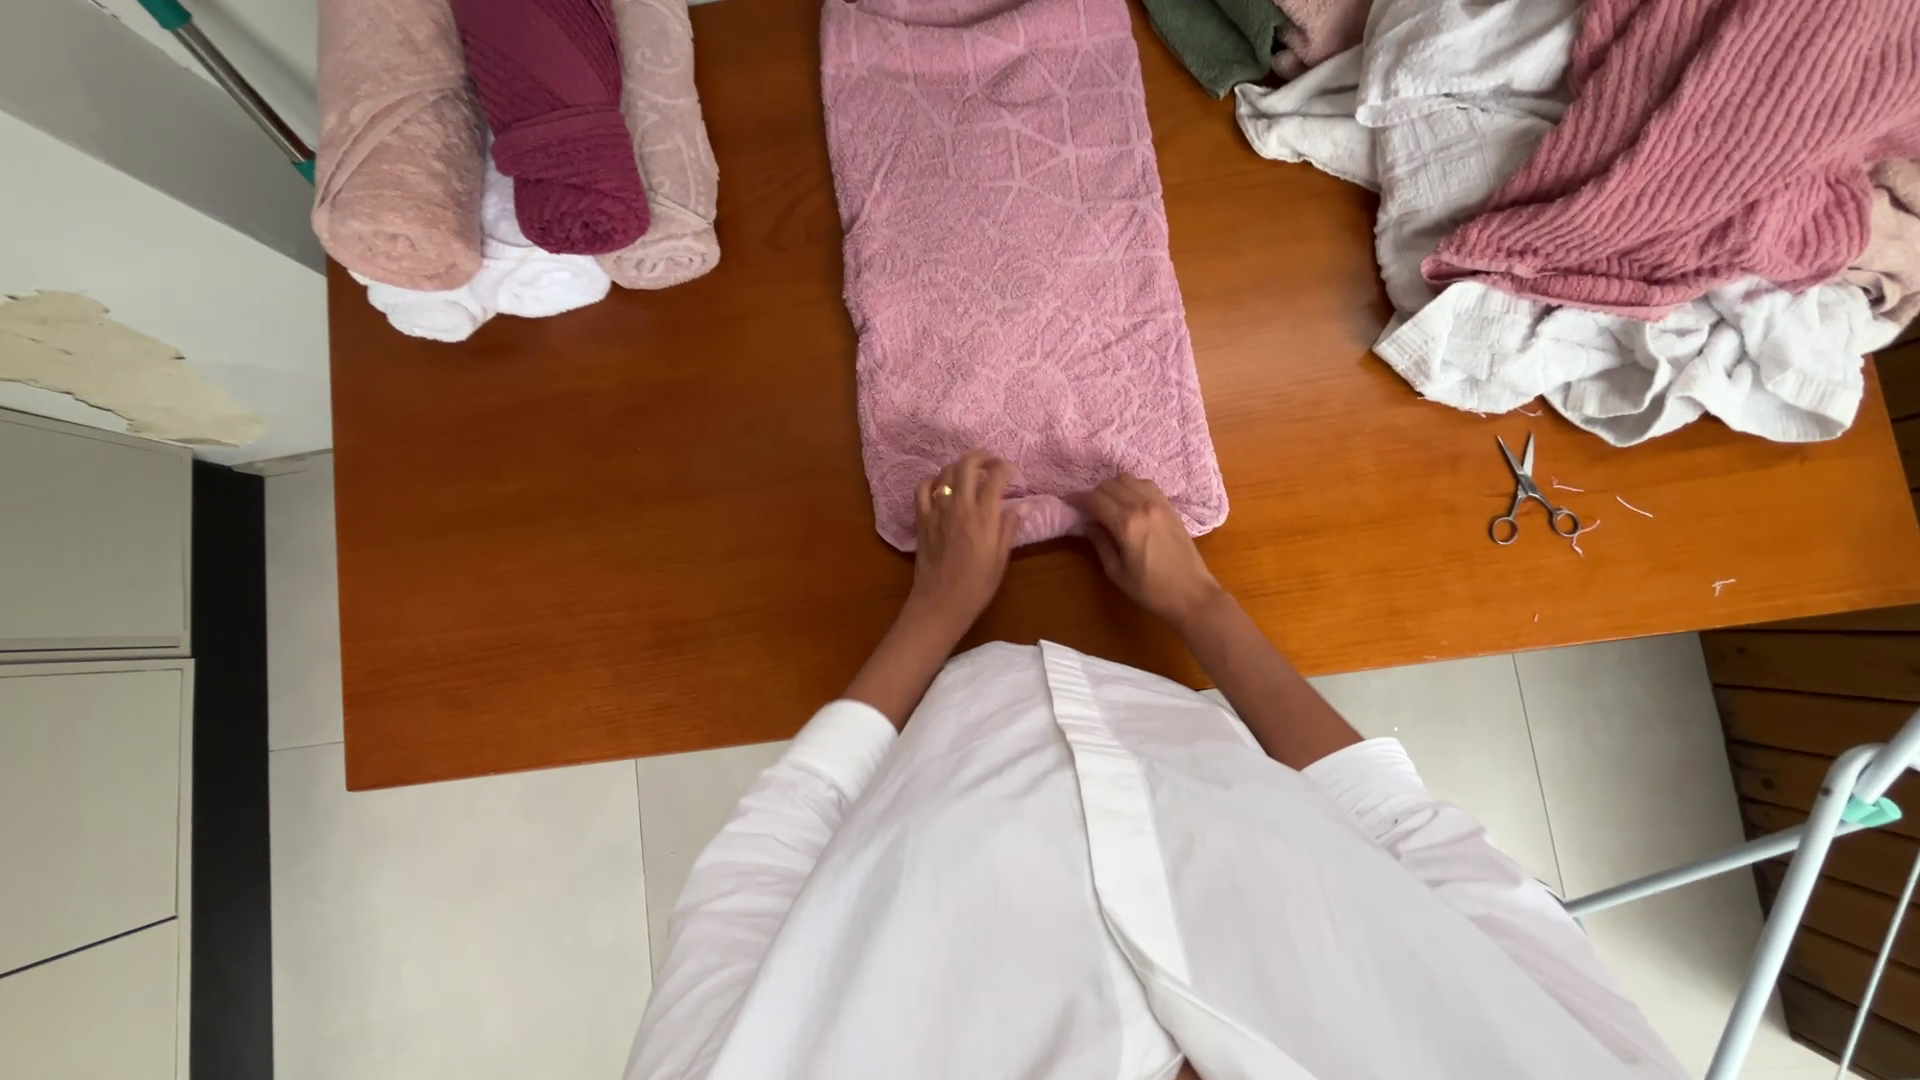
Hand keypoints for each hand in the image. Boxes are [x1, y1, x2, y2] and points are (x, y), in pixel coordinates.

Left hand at [908, 450, 1020, 632]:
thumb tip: (1022, 507)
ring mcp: (937, 511)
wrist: (940, 603)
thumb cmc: (976, 587)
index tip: (1012, 474)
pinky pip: (923, 488)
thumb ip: (1009, 528)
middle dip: (982, 456)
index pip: (995, 477)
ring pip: (946, 472)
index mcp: (984, 517)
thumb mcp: (1000, 559)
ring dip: (960, 466)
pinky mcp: (922, 519)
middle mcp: (960, 507)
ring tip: (970, 472)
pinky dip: (932, 480)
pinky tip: (941, 485)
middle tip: (992, 461)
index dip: (1006, 468)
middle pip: (968, 465)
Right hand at [1067, 475, 1224, 628]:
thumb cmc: (1152, 590)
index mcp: (1127, 524)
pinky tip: (1129, 502)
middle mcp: (1142, 506)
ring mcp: (1159, 504)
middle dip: (1094, 493)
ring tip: (1107, 504)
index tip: (1068, 502)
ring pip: (1128, 479)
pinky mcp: (1170, 507)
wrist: (1193, 594)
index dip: (1078, 498)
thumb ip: (1100, 543)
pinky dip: (1132, 487)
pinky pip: (1146, 484)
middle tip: (1087, 509)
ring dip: (1113, 487)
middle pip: (1110, 485)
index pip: (1095, 500)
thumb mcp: (1117, 572)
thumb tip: (1087, 525)